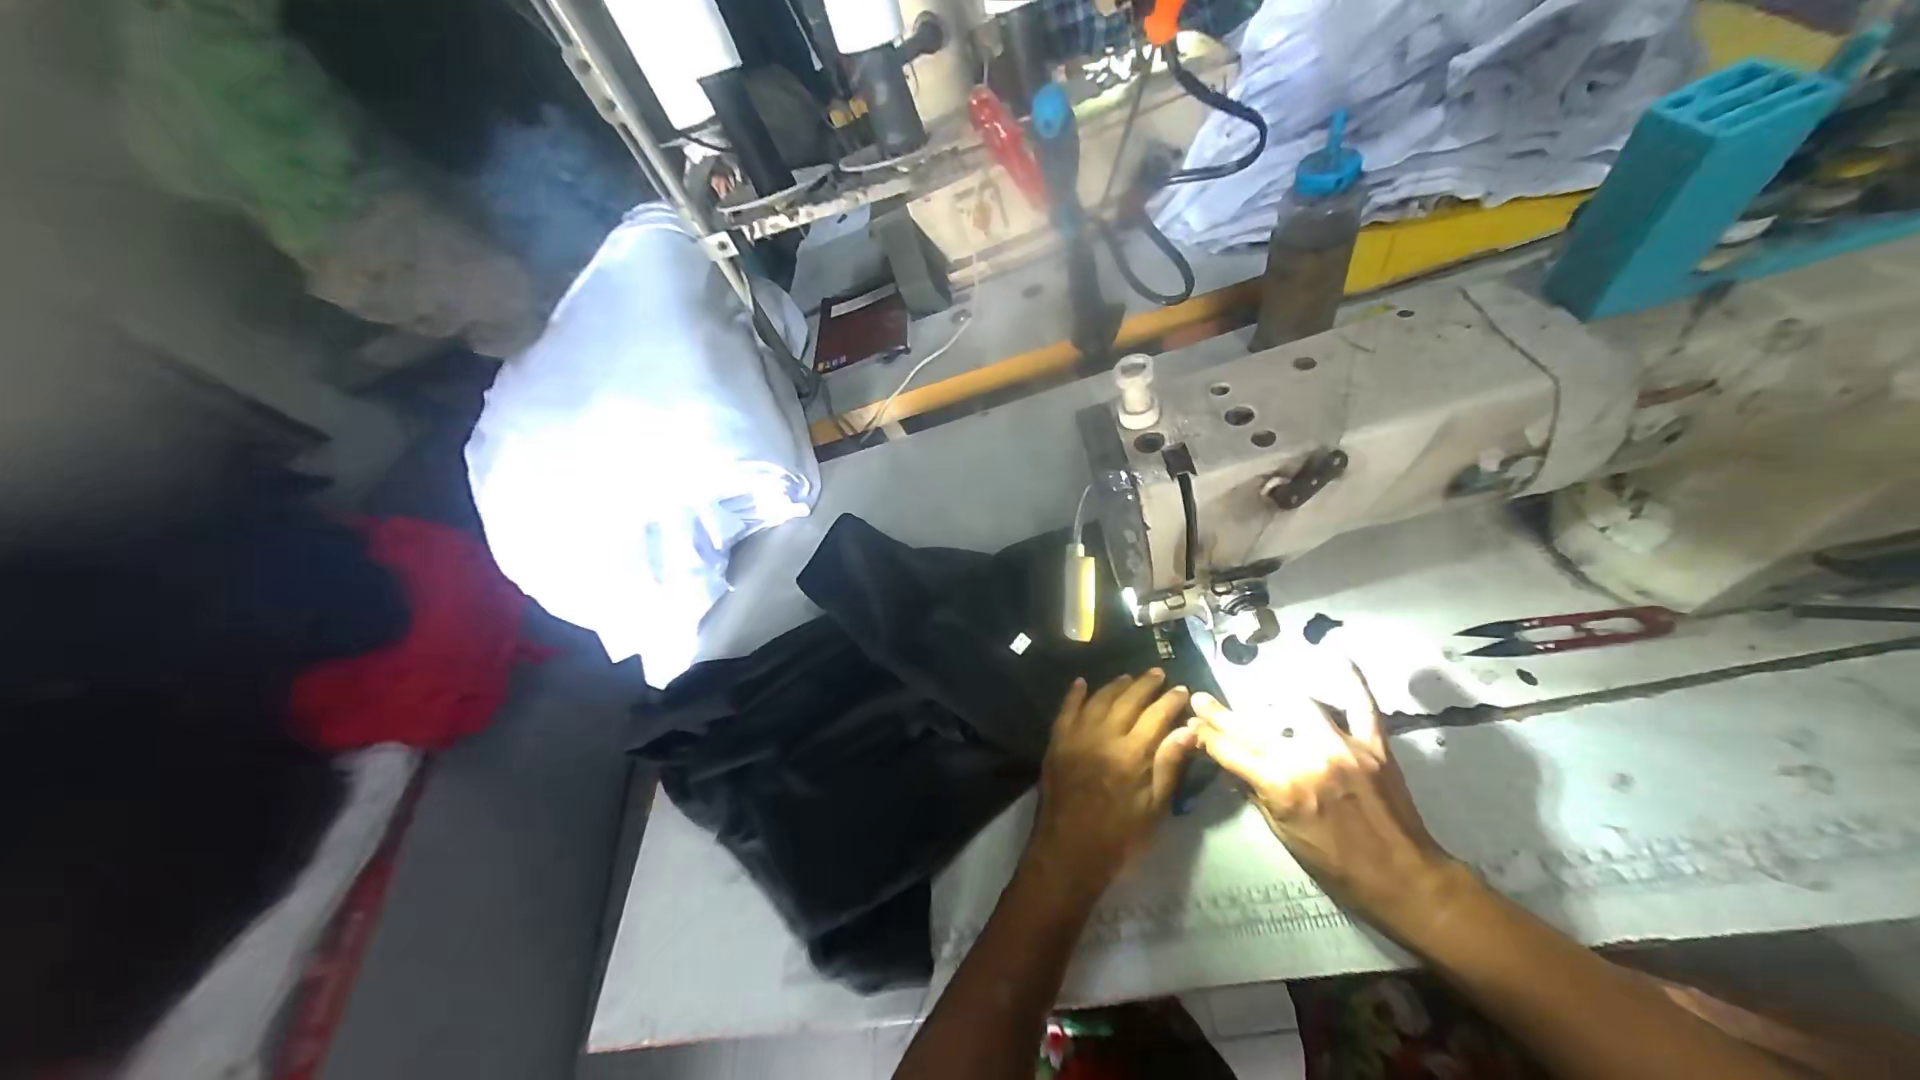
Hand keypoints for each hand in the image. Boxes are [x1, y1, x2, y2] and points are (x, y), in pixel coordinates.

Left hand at [1027, 670, 1196, 889]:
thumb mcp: (1155, 809)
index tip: (1183, 690)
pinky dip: (1074, 694)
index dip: (1171, 700)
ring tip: (1129, 677)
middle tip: (1159, 674)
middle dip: (1146, 684)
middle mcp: (1104, 736)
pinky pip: (1066, 710)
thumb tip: (1189, 729)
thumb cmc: (1119, 838)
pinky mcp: (1056, 743)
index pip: (1157, 715)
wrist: (1067, 853)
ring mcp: (1077, 737)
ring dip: (1116, 685)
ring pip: (1099, 699)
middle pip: (1128, 700)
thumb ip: (1170, 765)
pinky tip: (1082, 682)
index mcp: (1132, 754)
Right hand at [1189, 661, 1461, 932]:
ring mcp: (1342, 746)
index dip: (1205, 735)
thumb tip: (1229, 764)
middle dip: (1220, 714)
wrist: (1403, 879)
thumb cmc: (1335, 865)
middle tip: (1201, 700)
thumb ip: (1255, 791)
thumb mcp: (1282, 833)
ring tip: (1257, 695)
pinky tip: (1337, 655)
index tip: (1191, 722)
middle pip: (1252, 725)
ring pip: (1297, 706)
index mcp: (1280, 785)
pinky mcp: (1374, 744)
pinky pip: (1361, 704)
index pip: (1229, 750)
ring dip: (1272, 700)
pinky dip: (1351, 680)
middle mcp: (1306, 758)